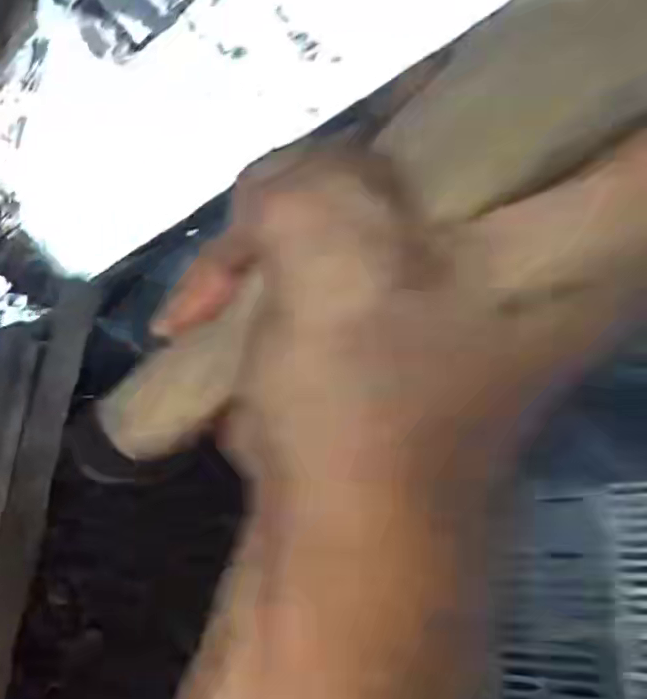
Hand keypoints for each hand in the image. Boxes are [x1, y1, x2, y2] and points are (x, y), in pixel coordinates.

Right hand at [154, 139, 646, 514]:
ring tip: (193, 311)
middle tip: (235, 247)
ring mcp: (466, 281)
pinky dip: (261, 288)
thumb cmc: (361, 401)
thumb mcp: (334, 273)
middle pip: (428, 151)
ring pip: (356, 214)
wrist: (334, 519)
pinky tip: (206, 321)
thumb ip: (304, 188)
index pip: (565, 81)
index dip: (452, 90)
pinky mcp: (400, 321)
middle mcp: (551, 230)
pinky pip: (328, 266)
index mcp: (604, 201)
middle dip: (304, 199)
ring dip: (258, 255)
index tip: (363, 131)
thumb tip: (271, 177)